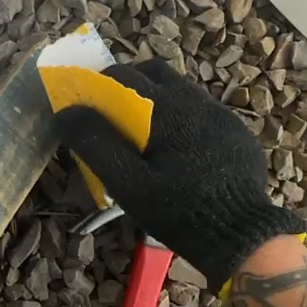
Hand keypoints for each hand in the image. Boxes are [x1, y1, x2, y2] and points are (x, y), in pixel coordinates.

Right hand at [56, 59, 304, 288]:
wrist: (241, 233)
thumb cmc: (178, 209)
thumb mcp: (127, 183)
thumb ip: (96, 144)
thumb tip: (66, 112)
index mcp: (166, 107)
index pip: (122, 75)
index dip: (96, 86)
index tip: (86, 109)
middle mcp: (195, 100)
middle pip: (153, 73)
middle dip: (126, 86)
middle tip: (111, 117)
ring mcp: (219, 115)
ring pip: (178, 89)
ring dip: (153, 101)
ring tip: (140, 136)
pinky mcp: (234, 132)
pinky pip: (198, 111)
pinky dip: (178, 120)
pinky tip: (174, 153)